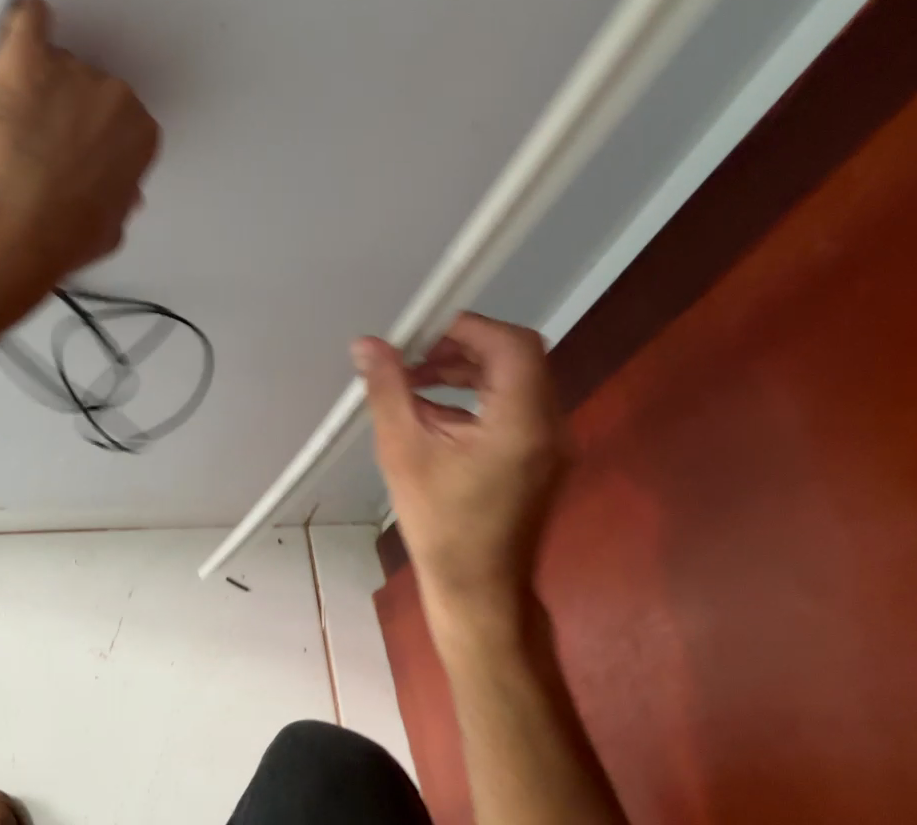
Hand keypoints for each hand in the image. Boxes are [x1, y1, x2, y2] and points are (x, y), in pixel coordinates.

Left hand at [0, 0, 159, 279]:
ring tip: (5, 122)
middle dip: (64, 107)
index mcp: (140, 135)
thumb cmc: (56, 237)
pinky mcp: (25, 58)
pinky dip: (22, 23)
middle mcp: (113, 96)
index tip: (69, 147)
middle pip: (89, 87)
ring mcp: (70, 72)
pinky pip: (28, 21)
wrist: (5, 229)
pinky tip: (17, 27)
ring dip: (36, 84)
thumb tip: (116, 195)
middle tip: (34, 139)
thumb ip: (117, 200)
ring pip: (54, 64)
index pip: (119, 119)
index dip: (89, 134)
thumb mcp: (106, 231)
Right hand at [353, 313, 569, 623]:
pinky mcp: (539, 457)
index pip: (512, 344)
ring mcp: (549, 443)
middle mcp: (548, 425)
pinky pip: (512, 406)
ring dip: (466, 370)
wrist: (477, 589)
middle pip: (515, 357)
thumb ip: (388, 387)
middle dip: (462, 346)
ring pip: (514, 380)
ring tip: (415, 380)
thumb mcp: (402, 449)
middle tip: (413, 355)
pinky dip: (475, 395)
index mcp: (522, 422)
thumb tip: (368, 343)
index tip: (421, 334)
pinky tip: (433, 412)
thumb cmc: (439, 522)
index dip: (467, 327)